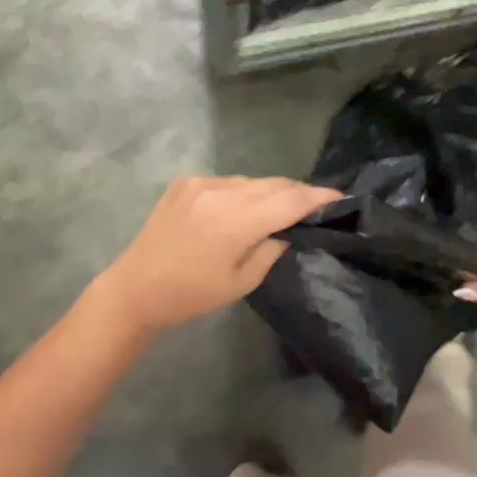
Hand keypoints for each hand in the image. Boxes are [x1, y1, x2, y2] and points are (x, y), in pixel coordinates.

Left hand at [88, 176, 340, 333]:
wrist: (136, 288)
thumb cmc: (191, 295)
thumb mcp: (241, 282)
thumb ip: (271, 250)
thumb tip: (289, 229)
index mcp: (235, 221)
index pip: (289, 200)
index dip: (318, 197)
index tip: (340, 198)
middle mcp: (219, 192)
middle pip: (273, 184)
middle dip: (296, 193)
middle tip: (315, 207)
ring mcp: (200, 183)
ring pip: (250, 181)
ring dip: (268, 192)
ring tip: (279, 211)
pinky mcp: (185, 182)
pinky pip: (227, 182)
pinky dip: (241, 192)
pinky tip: (240, 211)